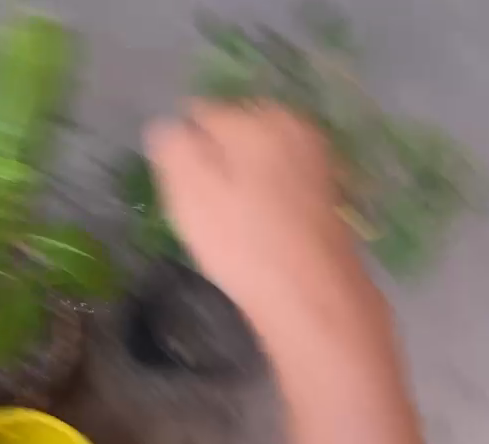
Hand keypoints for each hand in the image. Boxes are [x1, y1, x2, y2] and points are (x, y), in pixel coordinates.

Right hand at [147, 103, 392, 366]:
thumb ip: (174, 152)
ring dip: (242, 167)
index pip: (203, 113)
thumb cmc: (239, 242)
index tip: (171, 170)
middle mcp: (288, 123)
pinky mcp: (326, 182)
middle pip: (238, 126)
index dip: (182, 140)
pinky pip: (283, 170)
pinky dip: (266, 183)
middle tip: (195, 190)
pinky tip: (256, 214)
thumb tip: (163, 125)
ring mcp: (313, 151)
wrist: (306, 286)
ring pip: (263, 148)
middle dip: (216, 149)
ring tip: (224, 204)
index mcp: (251, 121)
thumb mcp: (191, 196)